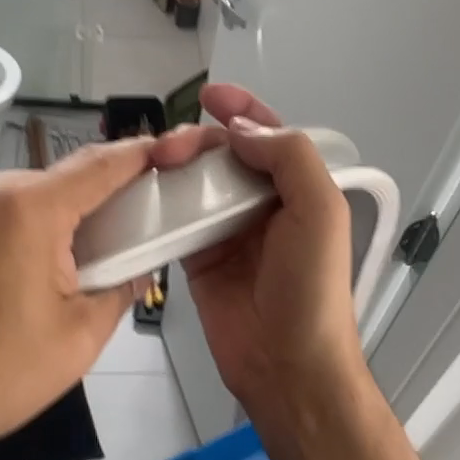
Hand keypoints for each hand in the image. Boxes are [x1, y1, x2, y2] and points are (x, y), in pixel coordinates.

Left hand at [0, 141, 150, 459]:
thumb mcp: (73, 345)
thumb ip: (115, 295)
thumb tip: (130, 271)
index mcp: (25, 211)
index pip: (97, 167)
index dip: (134, 157)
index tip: (156, 152)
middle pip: (42, 192)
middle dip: (68, 223)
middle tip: (74, 277)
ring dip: (15, 236)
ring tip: (4, 300)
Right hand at [150, 85, 368, 417]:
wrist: (287, 364)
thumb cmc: (312, 288)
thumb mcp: (320, 212)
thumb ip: (290, 158)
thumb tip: (241, 130)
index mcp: (298, 191)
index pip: (269, 138)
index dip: (242, 111)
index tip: (209, 96)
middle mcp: (262, 207)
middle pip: (224, 158)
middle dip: (197, 142)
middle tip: (171, 147)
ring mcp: (228, 234)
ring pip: (195, 186)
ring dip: (173, 169)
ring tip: (151, 164)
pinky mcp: (198, 261)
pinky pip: (174, 223)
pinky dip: (157, 206)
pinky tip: (138, 194)